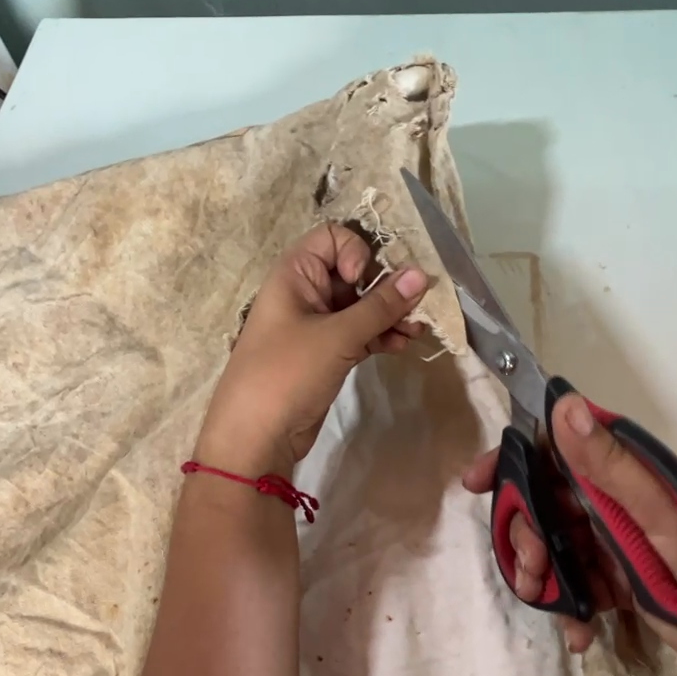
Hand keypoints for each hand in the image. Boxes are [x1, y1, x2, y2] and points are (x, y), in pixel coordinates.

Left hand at [196, 223, 429, 476]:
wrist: (255, 437)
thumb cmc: (287, 373)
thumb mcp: (337, 336)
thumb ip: (380, 305)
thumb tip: (420, 274)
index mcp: (294, 275)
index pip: (333, 238)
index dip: (357, 252)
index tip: (366, 280)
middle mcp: (304, 293)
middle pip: (353, 272)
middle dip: (386, 287)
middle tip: (415, 307)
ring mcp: (315, 326)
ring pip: (360, 307)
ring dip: (389, 315)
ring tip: (416, 331)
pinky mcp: (325, 355)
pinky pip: (359, 334)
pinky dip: (380, 336)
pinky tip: (402, 345)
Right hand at [463, 391, 676, 664]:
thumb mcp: (660, 513)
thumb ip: (608, 465)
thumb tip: (562, 403)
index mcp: (623, 469)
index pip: (554, 448)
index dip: (512, 460)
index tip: (476, 482)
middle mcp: (611, 497)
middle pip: (541, 503)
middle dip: (523, 534)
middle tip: (528, 568)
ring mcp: (610, 539)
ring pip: (550, 546)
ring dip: (540, 575)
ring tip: (549, 604)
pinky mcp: (614, 579)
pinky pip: (573, 585)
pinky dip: (568, 610)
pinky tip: (578, 635)